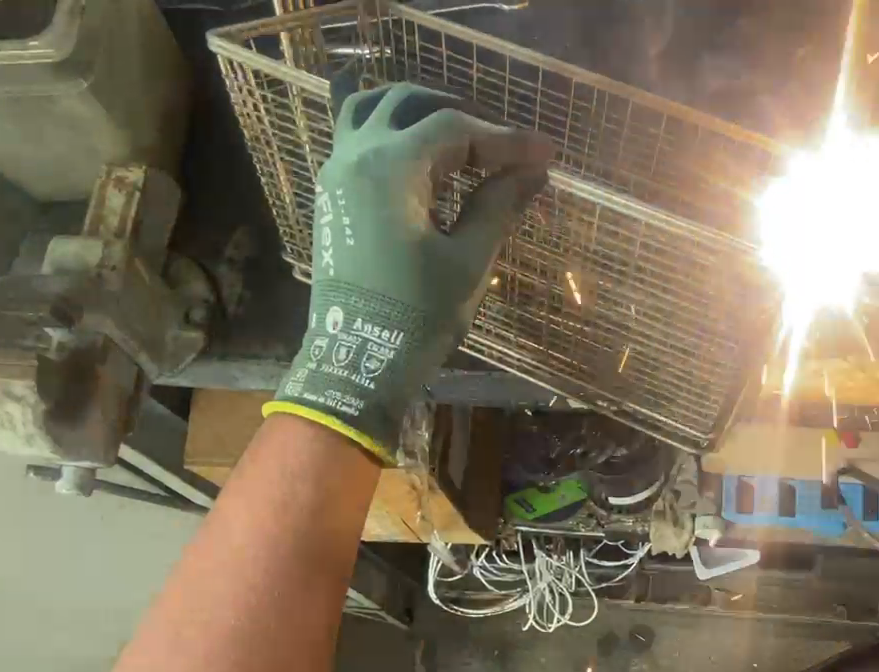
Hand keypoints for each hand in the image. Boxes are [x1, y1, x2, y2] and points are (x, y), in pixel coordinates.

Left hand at [268, 84, 552, 461]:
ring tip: (461, 140)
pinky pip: (357, 138)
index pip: (455, 129)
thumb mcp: (468, 262)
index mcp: (392, 167)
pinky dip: (391, 133)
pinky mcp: (334, 195)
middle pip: (411, 105)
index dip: (504, 138)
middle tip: (504, 147)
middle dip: (463, 116)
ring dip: (420, 114)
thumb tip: (534, 172)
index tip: (544, 152)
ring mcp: (338, 172)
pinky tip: (421, 160)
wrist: (358, 360)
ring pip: (373, 111)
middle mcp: (357, 154)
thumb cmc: (418, 315)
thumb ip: (498, 207)